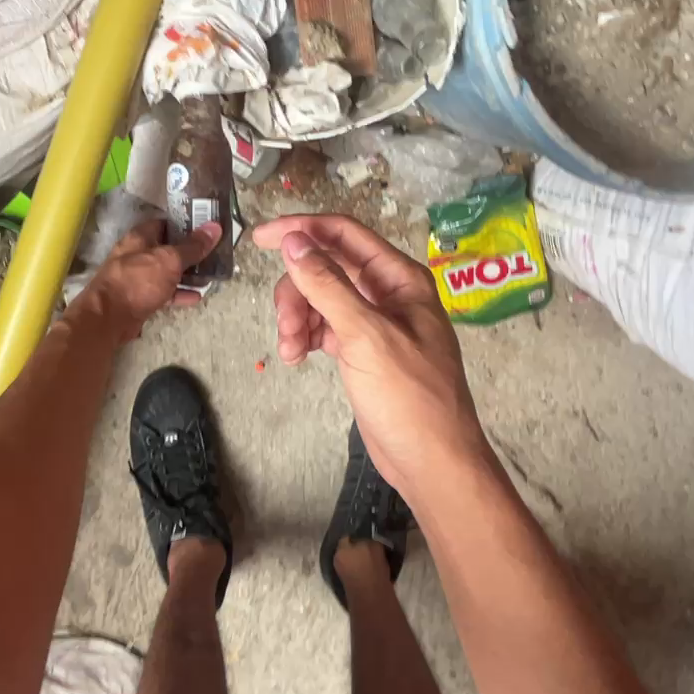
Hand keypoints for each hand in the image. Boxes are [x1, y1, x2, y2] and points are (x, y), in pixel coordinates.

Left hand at [68, 218, 221, 344]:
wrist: (110, 318)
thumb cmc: (139, 280)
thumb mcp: (170, 260)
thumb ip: (193, 246)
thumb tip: (215, 227)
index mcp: (140, 237)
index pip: (165, 223)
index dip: (186, 224)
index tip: (207, 229)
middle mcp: (137, 254)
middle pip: (167, 248)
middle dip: (189, 252)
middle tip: (213, 254)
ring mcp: (137, 277)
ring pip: (166, 272)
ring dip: (186, 274)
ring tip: (210, 275)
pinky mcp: (139, 298)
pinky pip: (163, 292)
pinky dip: (178, 293)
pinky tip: (196, 297)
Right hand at [251, 214, 484, 496]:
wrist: (432, 462)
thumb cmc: (409, 397)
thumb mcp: (365, 336)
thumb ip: (327, 285)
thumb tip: (294, 241)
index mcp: (399, 279)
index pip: (343, 234)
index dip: (302, 230)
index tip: (260, 238)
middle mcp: (387, 293)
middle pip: (326, 268)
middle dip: (297, 290)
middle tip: (284, 324)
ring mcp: (374, 322)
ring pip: (321, 299)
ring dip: (298, 317)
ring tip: (290, 351)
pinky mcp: (362, 349)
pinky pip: (324, 327)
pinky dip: (306, 336)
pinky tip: (296, 357)